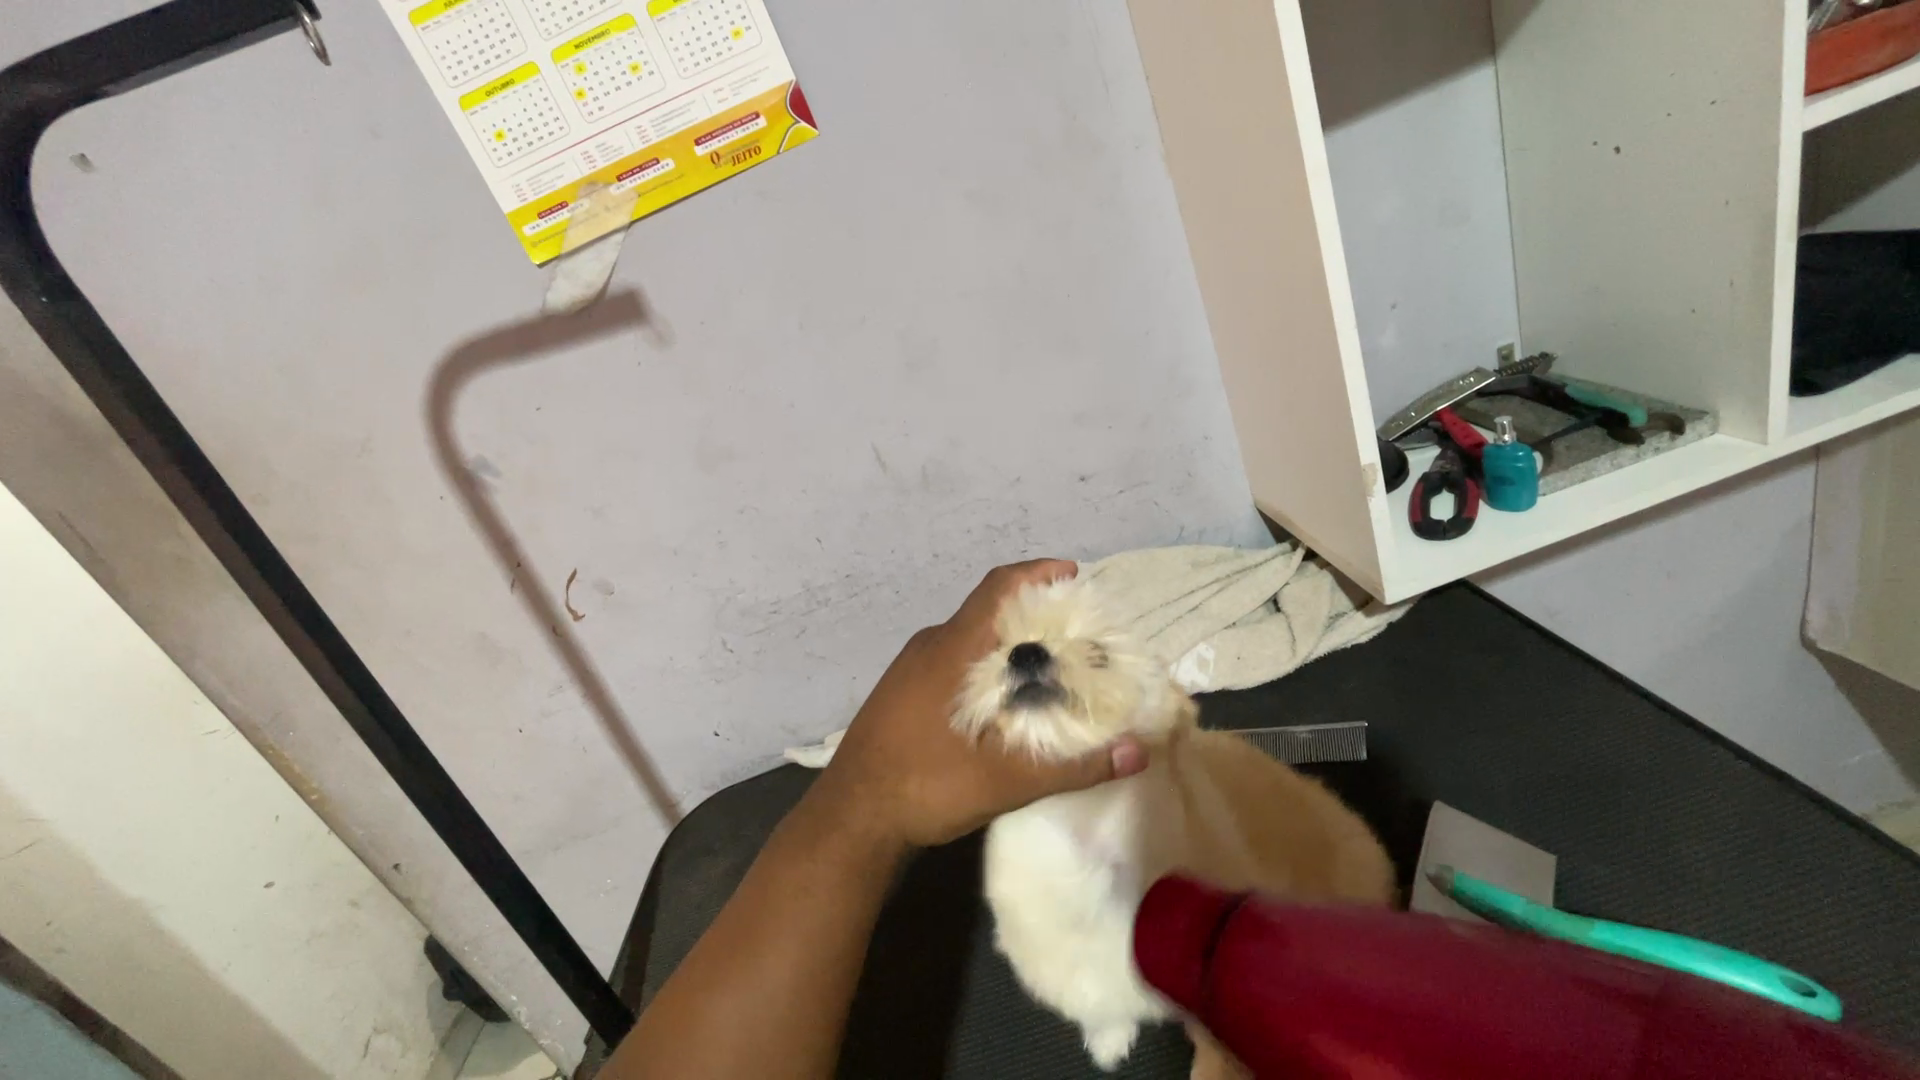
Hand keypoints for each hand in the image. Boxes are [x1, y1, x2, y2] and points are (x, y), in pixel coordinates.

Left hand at [806, 559, 1149, 850]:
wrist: (851, 816)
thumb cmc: (926, 785)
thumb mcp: (1007, 780)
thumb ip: (1074, 765)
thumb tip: (1139, 752)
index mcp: (953, 649)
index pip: (998, 587)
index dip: (1037, 573)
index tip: (1074, 575)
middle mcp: (930, 645)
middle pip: (988, 611)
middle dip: (1033, 617)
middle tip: (1075, 637)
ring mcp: (910, 667)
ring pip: (968, 638)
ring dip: (1006, 644)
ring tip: (1046, 670)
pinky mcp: (901, 690)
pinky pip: (950, 659)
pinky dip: (982, 664)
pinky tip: (1000, 701)